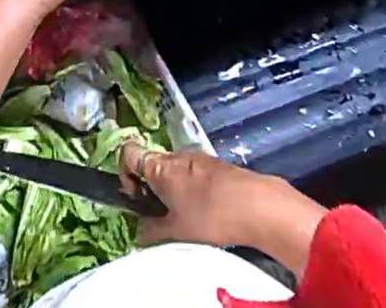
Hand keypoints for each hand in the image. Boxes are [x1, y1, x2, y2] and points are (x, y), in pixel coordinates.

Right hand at [119, 143, 325, 262]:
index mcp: (159, 167)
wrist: (260, 206)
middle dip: (153, 188)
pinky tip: (213, 214)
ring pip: (176, 171)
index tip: (135, 197)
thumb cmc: (211, 216)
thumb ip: (152, 231)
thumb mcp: (177, 232)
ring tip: (190, 219)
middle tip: (163, 216)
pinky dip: (197, 191)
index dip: (125, 172)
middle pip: (152, 164)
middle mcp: (175, 156)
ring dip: (176, 191)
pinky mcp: (219, 167)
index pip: (128, 153)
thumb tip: (139, 232)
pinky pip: (197, 175)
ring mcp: (198, 159)